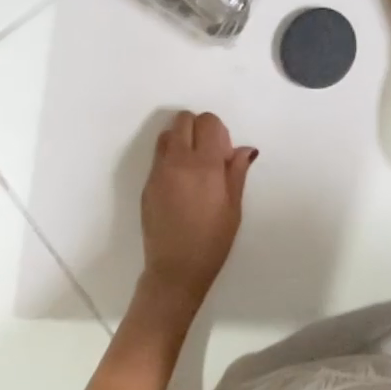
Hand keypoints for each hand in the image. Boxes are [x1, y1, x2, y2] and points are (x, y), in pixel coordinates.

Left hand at [138, 111, 256, 306]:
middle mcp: (177, 161)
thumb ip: (237, 173)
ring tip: (192, 168)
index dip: (219, 132)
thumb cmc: (212, 243)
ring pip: (166, 135)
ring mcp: (157, 172)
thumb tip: (244, 150)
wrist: (175, 269)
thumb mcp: (233, 209)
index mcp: (204, 165)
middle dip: (198, 130)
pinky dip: (170, 159)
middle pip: (183, 120)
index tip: (223, 156)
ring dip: (181, 141)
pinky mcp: (146, 185)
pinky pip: (158, 158)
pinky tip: (180, 187)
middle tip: (208, 157)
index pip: (208, 122)